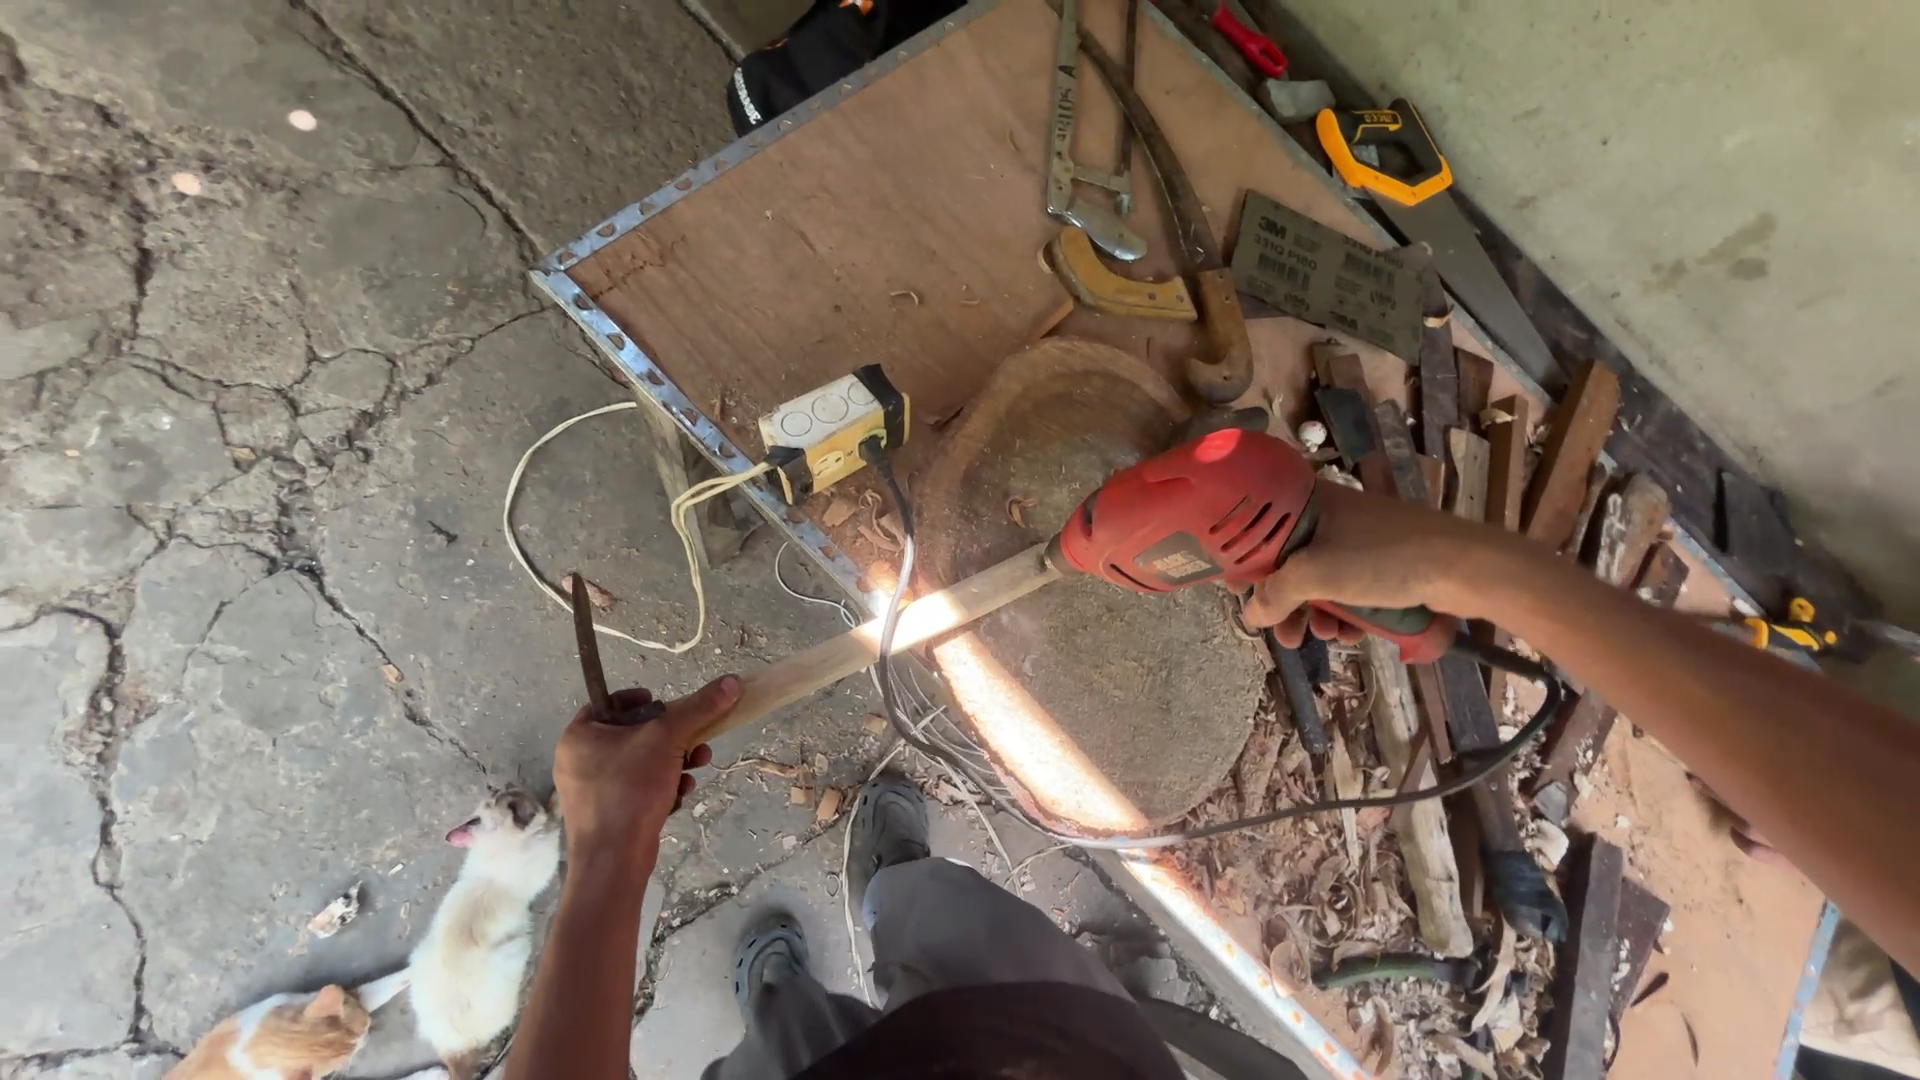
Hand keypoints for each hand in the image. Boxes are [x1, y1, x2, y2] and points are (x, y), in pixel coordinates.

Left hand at [553, 675, 740, 858]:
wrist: (614, 860)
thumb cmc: (630, 789)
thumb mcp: (669, 739)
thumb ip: (700, 707)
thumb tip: (732, 681)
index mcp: (579, 736)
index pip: (611, 702)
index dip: (643, 700)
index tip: (668, 706)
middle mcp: (579, 760)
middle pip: (635, 732)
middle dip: (673, 736)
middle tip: (695, 740)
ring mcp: (592, 790)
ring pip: (642, 761)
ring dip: (675, 760)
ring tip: (697, 765)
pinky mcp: (608, 814)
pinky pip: (639, 787)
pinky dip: (663, 785)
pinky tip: (682, 793)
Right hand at [1244, 483, 1492, 646]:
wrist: (1467, 567)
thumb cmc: (1382, 559)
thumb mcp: (1316, 575)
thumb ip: (1275, 594)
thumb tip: (1251, 615)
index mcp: (1308, 505)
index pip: (1258, 530)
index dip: (1244, 563)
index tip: (1238, 592)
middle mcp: (1330, 516)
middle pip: (1288, 562)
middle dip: (1283, 603)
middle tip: (1282, 633)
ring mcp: (1359, 539)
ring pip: (1318, 580)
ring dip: (1314, 614)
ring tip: (1321, 637)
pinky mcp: (1383, 562)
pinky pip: (1347, 588)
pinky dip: (1343, 612)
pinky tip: (1350, 634)